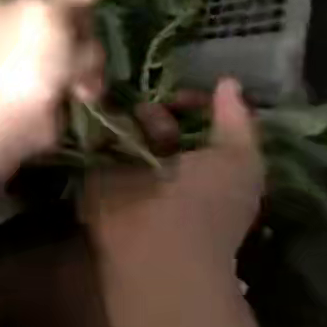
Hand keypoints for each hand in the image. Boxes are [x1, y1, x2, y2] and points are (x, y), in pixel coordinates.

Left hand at [0, 0, 114, 182]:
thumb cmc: (19, 60)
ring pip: (85, 38)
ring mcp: (36, 47)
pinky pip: (83, 65)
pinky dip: (84, 80)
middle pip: (75, 6)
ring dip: (85, 60)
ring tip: (71, 80)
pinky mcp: (52, 75)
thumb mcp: (43, 9)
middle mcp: (20, 16)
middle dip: (82, 30)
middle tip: (70, 46)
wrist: (5, 123)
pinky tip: (79, 94)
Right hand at [80, 78, 263, 268]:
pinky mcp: (91, 170)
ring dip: (117, 114)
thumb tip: (228, 81)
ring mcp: (126, 166)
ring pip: (119, 123)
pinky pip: (89, 136)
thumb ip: (236, 120)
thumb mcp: (239, 160)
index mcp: (202, 159)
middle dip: (150, 109)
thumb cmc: (207, 203)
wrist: (156, 245)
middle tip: (145, 116)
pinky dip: (88, 122)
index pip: (190, 116)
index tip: (176, 96)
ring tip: (117, 115)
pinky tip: (87, 109)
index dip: (187, 100)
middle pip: (151, 115)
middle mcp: (163, 160)